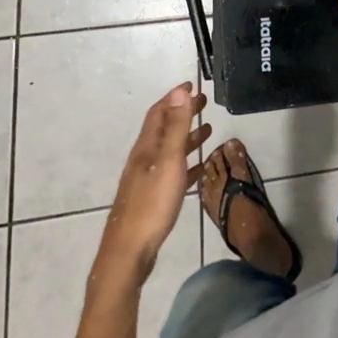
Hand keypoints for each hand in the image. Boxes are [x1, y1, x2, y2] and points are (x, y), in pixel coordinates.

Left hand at [101, 82, 210, 260]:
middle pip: (163, 128)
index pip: (159, 112)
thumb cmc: (151, 204)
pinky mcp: (153, 199)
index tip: (193, 85)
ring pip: (169, 150)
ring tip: (208, 129)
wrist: (129, 252)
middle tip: (204, 102)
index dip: (174, 97)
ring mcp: (147, 180)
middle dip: (182, 113)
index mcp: (146, 147)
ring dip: (187, 136)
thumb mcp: (167, 161)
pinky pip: (173, 172)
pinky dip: (187, 164)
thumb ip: (175, 127)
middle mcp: (144, 159)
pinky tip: (200, 169)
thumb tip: (180, 91)